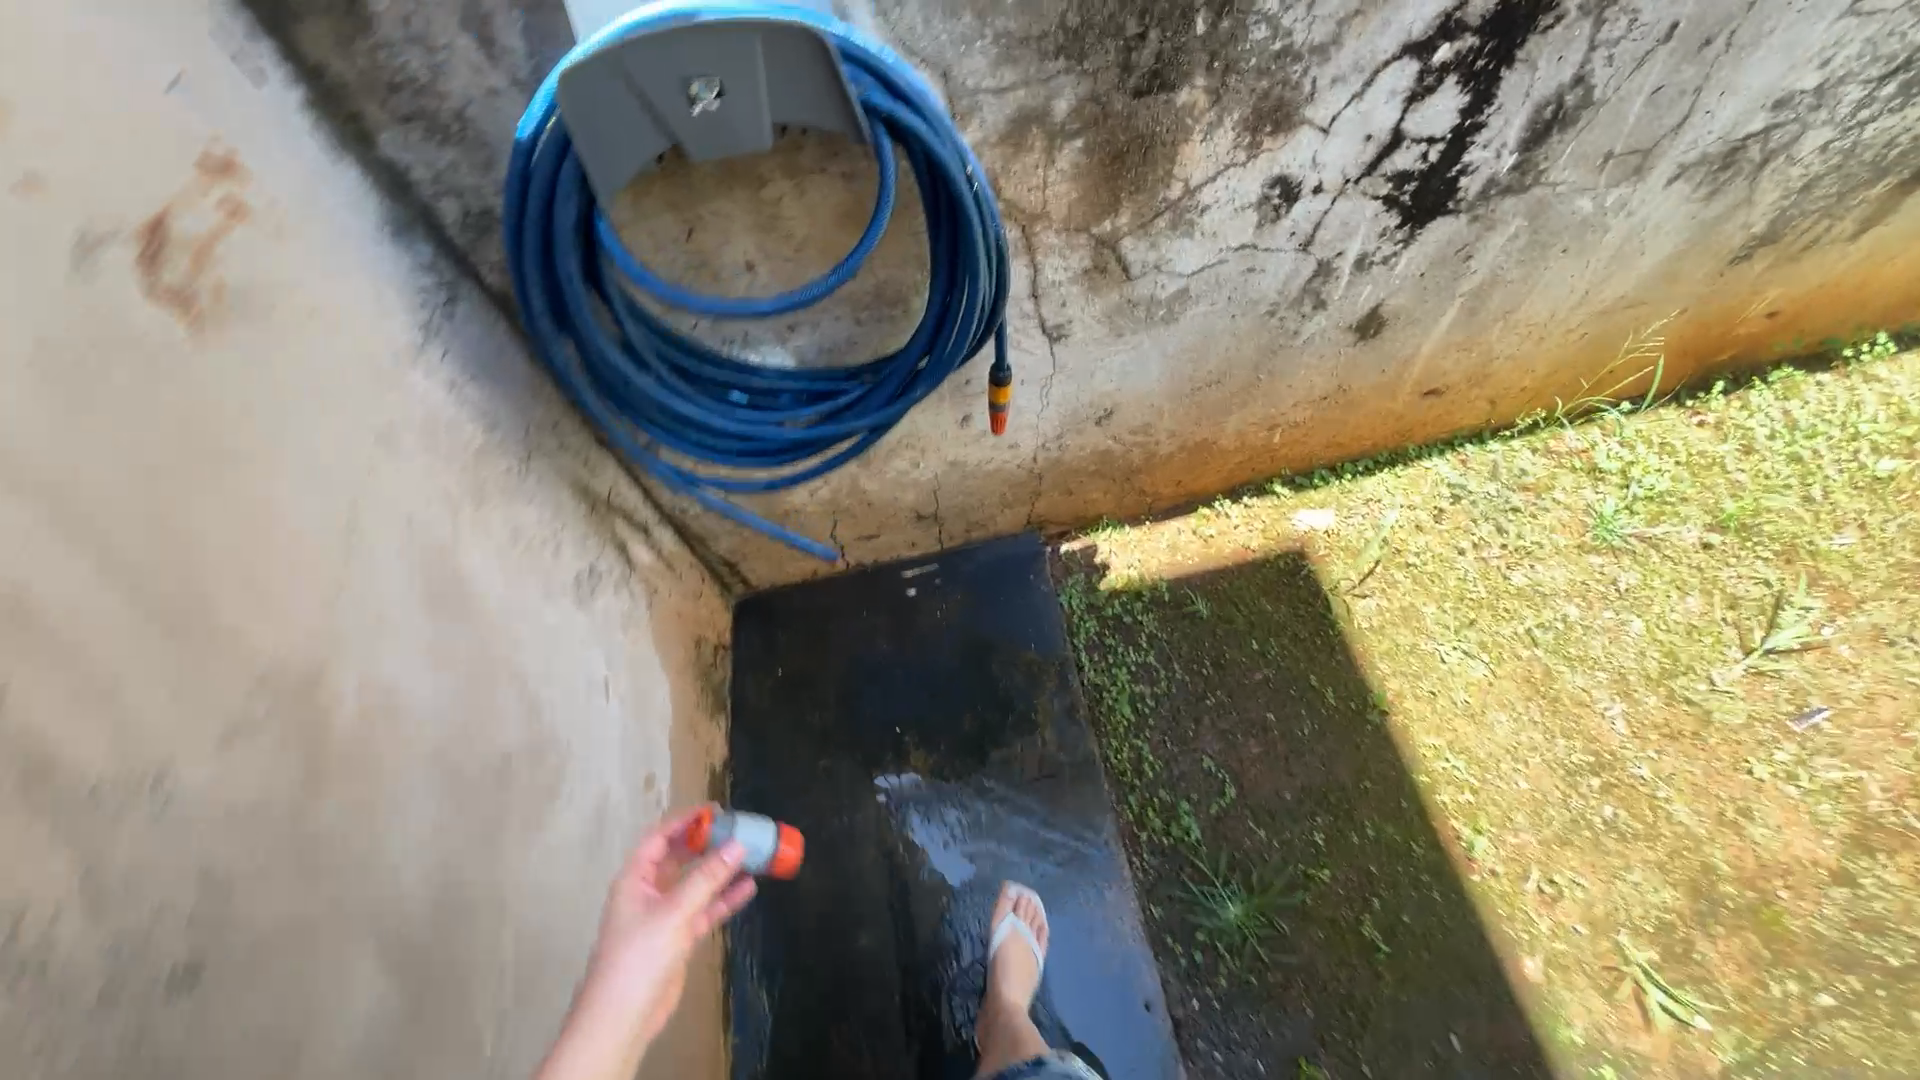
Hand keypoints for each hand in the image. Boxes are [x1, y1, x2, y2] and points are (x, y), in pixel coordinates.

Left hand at [537, 806, 757, 1079]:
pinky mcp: (678, 937)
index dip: (686, 821)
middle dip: (708, 843)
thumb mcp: (674, 913)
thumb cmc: (638, 957)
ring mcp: (664, 915)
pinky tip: (749, 887)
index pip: (660, 837)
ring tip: (752, 854)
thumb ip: (707, 879)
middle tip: (739, 830)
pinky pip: (705, 909)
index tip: (717, 810)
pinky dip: (725, 898)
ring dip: (721, 870)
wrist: (622, 1017)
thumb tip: (738, 845)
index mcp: (635, 878)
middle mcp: (649, 892)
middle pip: (680, 858)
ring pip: (696, 883)